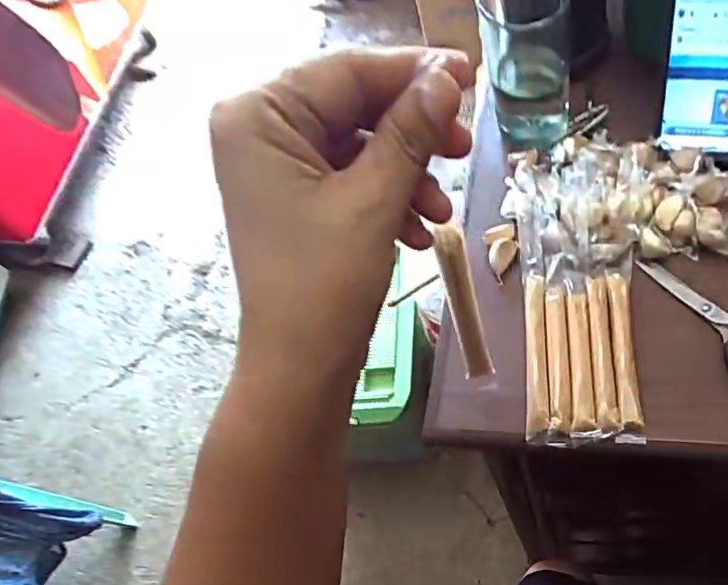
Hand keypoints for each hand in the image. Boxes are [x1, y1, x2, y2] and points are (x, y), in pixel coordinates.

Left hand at [209, 48, 471, 370]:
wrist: (301, 368)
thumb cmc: (325, 286)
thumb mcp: (373, 204)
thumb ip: (409, 135)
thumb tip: (446, 80)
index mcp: (260, 116)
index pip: (347, 73)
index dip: (412, 73)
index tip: (467, 76)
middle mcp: (260, 134)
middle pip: (353, 110)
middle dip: (412, 135)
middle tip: (462, 148)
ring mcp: (278, 175)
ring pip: (358, 153)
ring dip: (408, 177)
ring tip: (442, 214)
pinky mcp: (298, 209)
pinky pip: (352, 188)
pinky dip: (390, 205)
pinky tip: (419, 234)